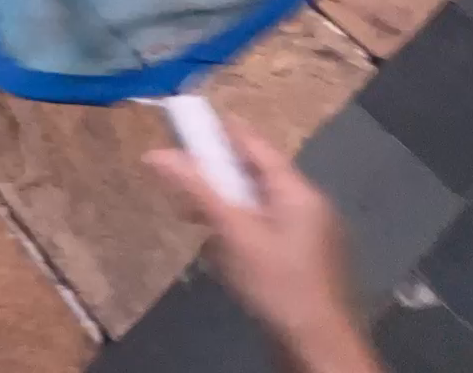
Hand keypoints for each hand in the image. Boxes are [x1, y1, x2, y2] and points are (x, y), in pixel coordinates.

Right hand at [144, 122, 381, 372]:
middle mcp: (306, 204)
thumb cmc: (277, 282)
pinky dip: (235, 223)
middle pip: (250, 170)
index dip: (217, 129)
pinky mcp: (299, 255)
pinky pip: (261, 222)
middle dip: (212, 172)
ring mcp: (306, 231)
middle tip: (178, 179)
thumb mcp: (232, 231)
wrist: (318, 350)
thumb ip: (195, 188)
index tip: (182, 123)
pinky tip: (218, 244)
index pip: (252, 142)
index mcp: (297, 191)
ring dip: (220, 200)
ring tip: (191, 215)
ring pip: (253, 198)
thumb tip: (154, 152)